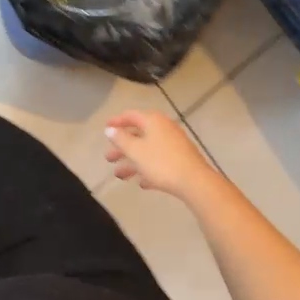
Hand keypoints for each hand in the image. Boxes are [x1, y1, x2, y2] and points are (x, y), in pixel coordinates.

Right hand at [104, 111, 221, 202]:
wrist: (194, 182)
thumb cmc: (161, 163)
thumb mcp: (136, 151)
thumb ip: (121, 139)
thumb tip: (109, 129)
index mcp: (153, 121)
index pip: (131, 116)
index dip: (116, 122)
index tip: (105, 129)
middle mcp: (164, 128)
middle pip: (138, 135)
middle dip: (122, 147)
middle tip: (109, 158)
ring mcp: (174, 144)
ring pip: (148, 150)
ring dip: (133, 162)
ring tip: (119, 175)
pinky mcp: (181, 160)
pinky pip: (159, 161)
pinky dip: (148, 169)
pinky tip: (142, 183)